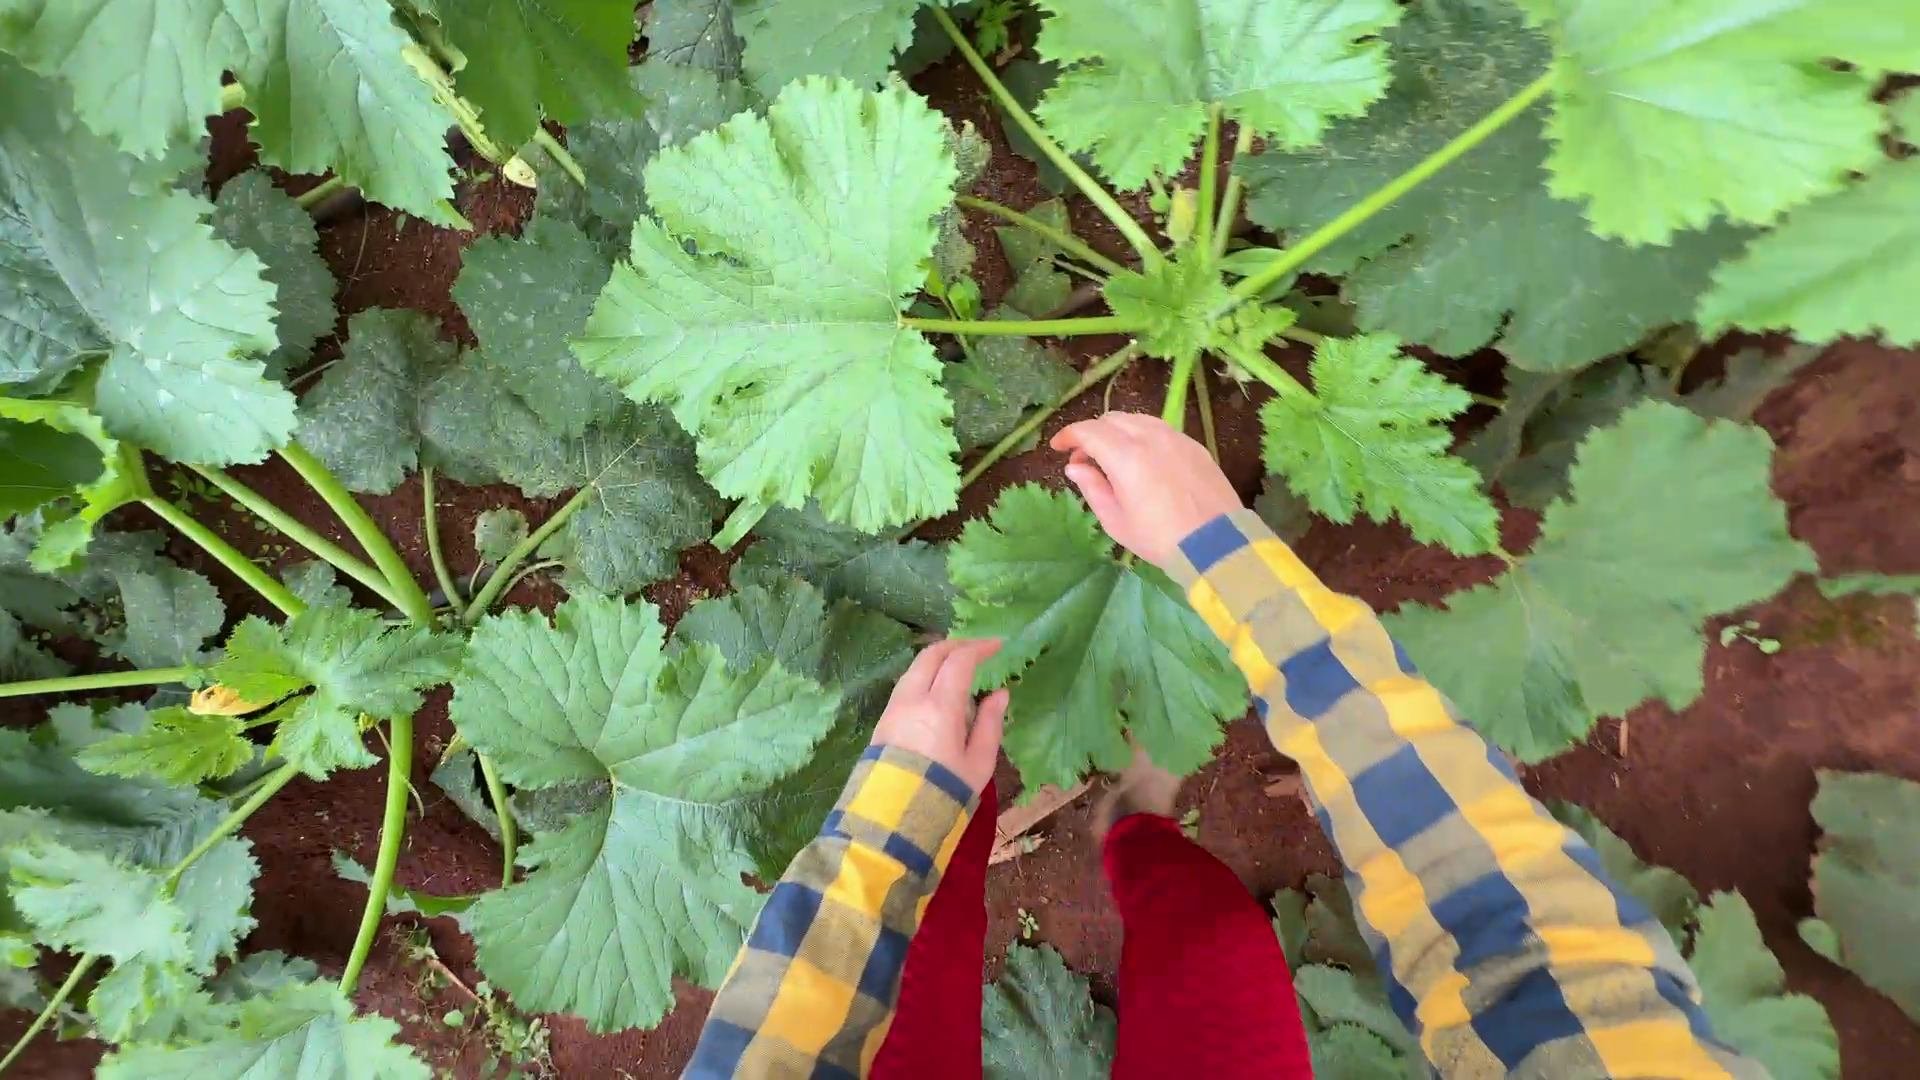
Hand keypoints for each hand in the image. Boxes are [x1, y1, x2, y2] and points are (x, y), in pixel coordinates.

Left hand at [872, 639, 1008, 791]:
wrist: (893, 822)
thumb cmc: (944, 794)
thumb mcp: (978, 763)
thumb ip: (989, 724)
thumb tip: (1000, 694)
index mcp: (940, 707)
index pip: (959, 661)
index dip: (979, 648)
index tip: (997, 645)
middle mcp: (912, 699)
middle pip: (930, 655)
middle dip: (955, 645)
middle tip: (975, 649)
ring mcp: (893, 708)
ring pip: (914, 668)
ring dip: (936, 659)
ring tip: (956, 667)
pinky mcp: (882, 721)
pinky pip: (905, 685)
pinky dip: (923, 675)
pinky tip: (936, 689)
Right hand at [1050, 412, 1242, 567]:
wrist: (1216, 543)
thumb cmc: (1160, 538)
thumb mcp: (1116, 521)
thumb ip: (1092, 488)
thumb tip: (1075, 468)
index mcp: (1126, 456)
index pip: (1088, 431)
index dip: (1068, 436)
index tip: (1058, 448)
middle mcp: (1150, 437)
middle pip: (1111, 419)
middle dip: (1092, 434)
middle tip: (1083, 460)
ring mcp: (1175, 438)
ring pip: (1137, 419)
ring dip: (1116, 431)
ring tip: (1111, 457)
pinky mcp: (1193, 445)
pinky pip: (1159, 428)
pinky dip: (1140, 435)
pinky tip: (1141, 458)